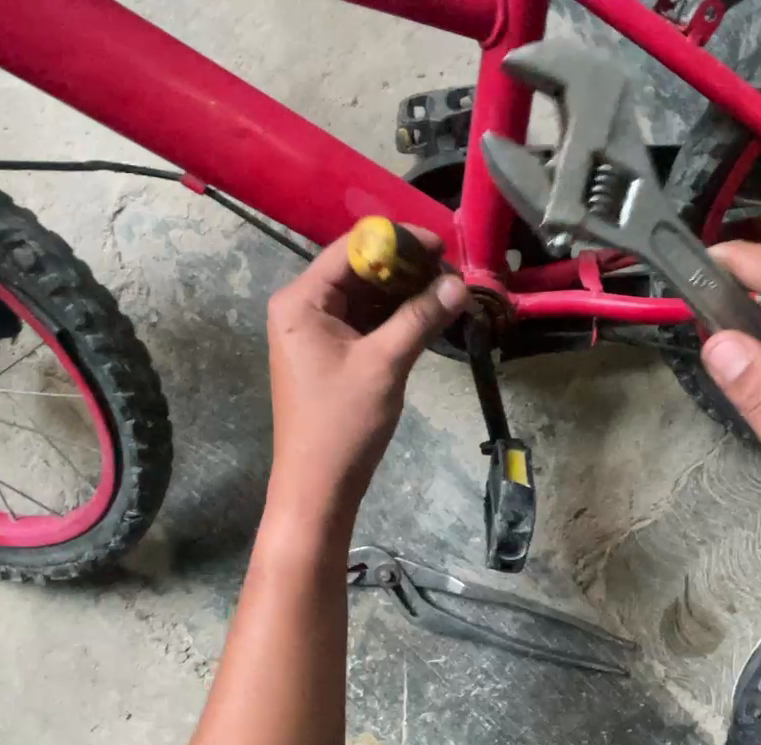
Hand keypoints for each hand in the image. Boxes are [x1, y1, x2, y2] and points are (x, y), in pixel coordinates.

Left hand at [262, 227, 469, 533]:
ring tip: (448, 296)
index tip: (444, 249)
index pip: (352, 249)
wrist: (319, 485)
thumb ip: (420, 318)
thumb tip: (459, 284)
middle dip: (406, 270)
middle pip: (359, 270)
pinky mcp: (331, 354)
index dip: (399, 243)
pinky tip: (428, 319)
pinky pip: (366, 323)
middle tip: (452, 276)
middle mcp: (303, 307)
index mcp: (301, 300)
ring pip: (366, 298)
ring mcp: (316, 332)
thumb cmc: (343, 423)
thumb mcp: (384, 364)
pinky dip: (395, 319)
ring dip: (404, 295)